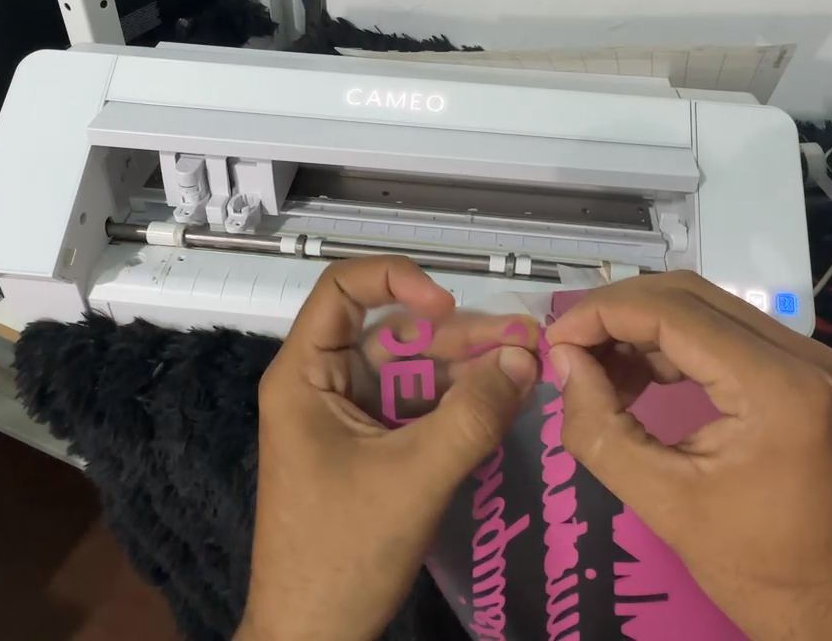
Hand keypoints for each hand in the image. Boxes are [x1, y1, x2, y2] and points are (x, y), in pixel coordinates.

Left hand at [237, 257, 540, 640]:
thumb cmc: (343, 552)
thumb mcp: (414, 478)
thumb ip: (472, 415)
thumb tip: (524, 357)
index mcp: (305, 374)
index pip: (342, 289)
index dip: (394, 279)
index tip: (446, 305)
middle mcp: (325, 381)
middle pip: (392, 332)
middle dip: (456, 335)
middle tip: (522, 341)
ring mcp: (348, 414)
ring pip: (412, 369)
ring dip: (466, 367)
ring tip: (525, 365)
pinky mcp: (370, 444)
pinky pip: (417, 405)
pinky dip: (457, 401)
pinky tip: (501, 399)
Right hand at [547, 272, 831, 640]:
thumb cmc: (754, 568)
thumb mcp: (661, 501)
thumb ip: (598, 426)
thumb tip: (563, 359)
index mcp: (775, 387)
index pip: (673, 312)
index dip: (604, 314)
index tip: (555, 339)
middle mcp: (800, 355)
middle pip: (687, 295)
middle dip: (618, 313)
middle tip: (570, 347)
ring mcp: (806, 357)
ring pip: (703, 306)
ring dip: (641, 327)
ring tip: (597, 369)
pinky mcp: (800, 369)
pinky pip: (721, 331)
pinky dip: (670, 344)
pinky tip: (637, 376)